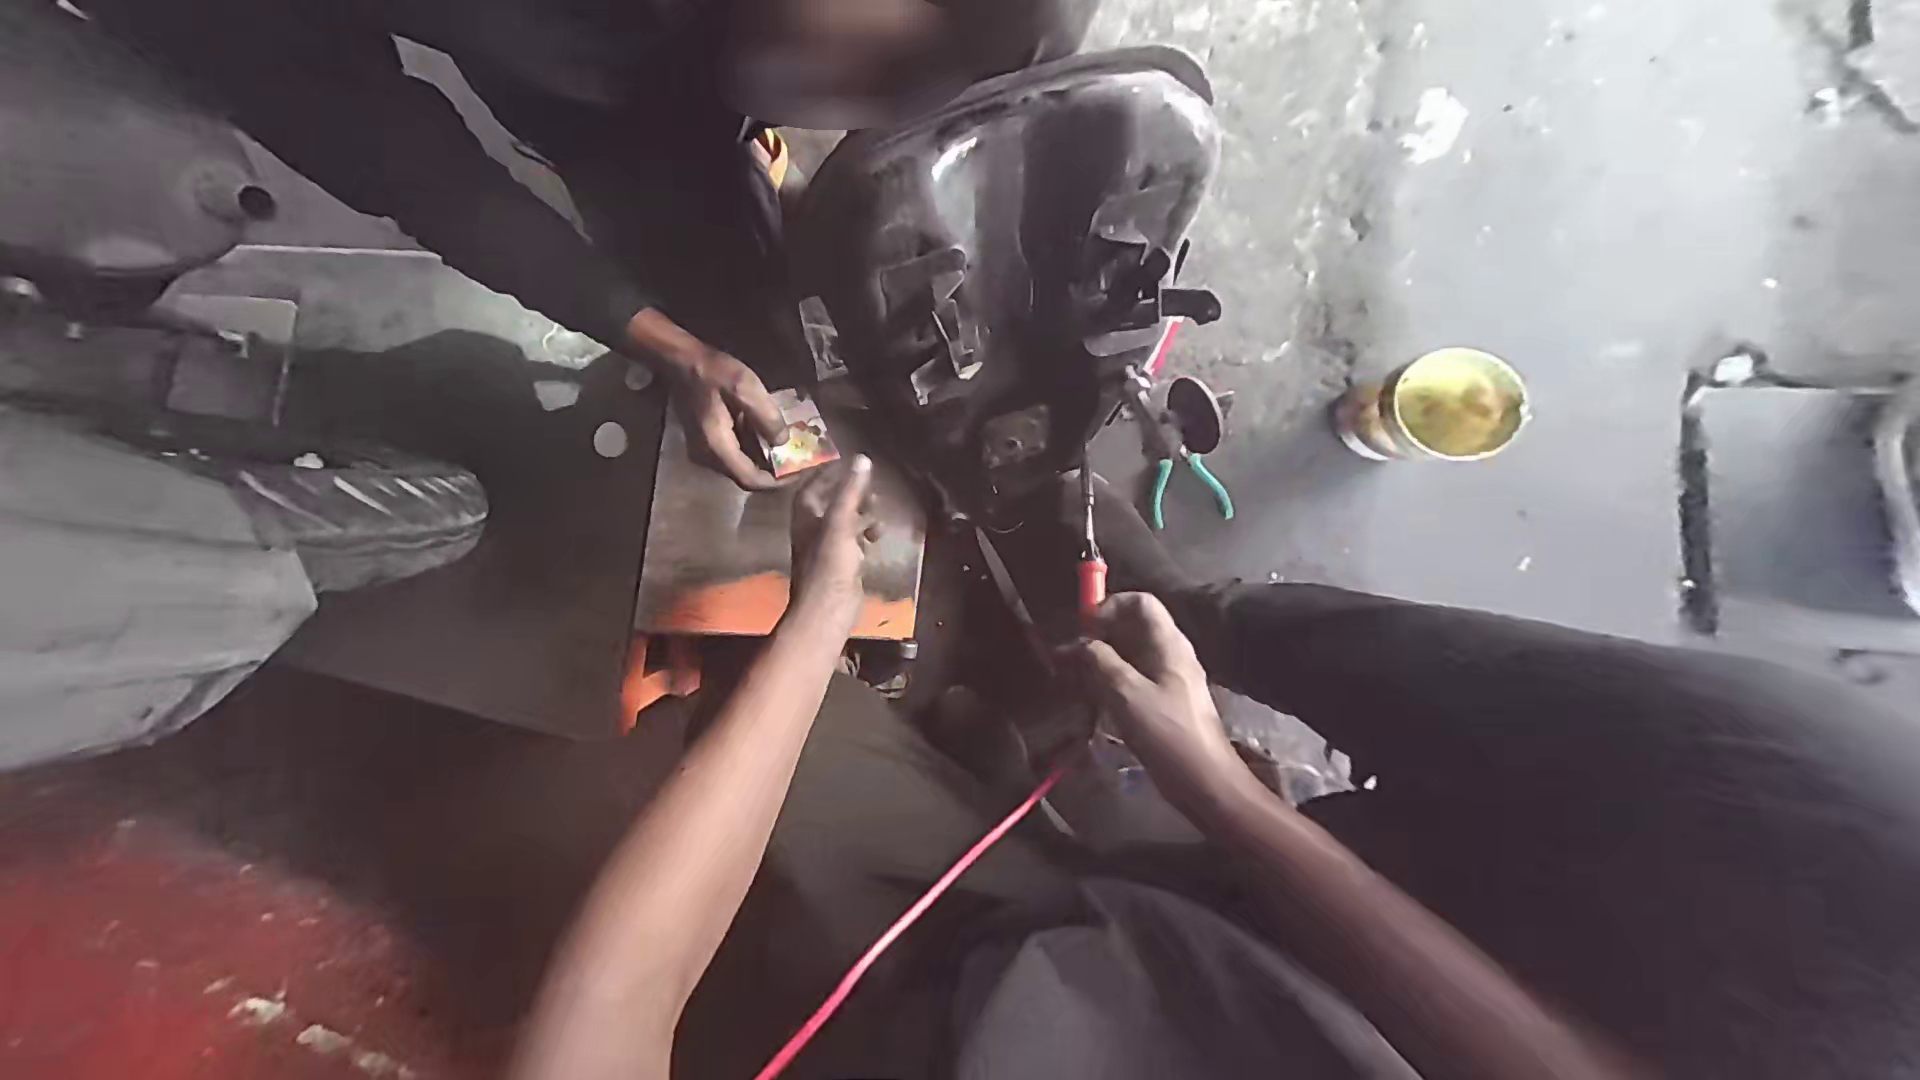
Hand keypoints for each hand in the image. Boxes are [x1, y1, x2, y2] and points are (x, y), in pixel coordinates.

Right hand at [626, 309, 786, 490]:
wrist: (678, 359)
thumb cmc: (710, 371)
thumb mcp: (744, 388)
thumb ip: (766, 417)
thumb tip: (783, 441)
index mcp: (717, 448)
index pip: (751, 480)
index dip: (778, 481)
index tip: (800, 471)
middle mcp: (708, 456)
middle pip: (747, 477)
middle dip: (775, 471)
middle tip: (799, 459)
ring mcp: (705, 450)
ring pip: (742, 466)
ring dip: (766, 460)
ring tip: (790, 448)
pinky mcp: (707, 441)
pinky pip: (736, 453)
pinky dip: (755, 449)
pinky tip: (770, 435)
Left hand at [787, 455, 876, 636]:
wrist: (828, 609)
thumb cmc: (829, 564)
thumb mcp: (841, 522)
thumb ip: (851, 491)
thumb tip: (862, 459)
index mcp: (805, 516)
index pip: (813, 485)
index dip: (828, 473)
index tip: (847, 463)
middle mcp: (814, 528)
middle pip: (833, 501)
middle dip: (853, 494)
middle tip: (870, 490)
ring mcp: (829, 546)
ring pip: (848, 520)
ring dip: (863, 514)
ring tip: (877, 513)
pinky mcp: (843, 562)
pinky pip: (856, 539)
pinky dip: (867, 534)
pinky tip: (877, 537)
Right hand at [1071, 593, 1246, 810]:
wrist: (1206, 784)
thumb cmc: (1168, 734)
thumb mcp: (1126, 694)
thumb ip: (1099, 661)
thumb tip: (1078, 644)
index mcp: (1168, 643)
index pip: (1139, 602)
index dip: (1109, 606)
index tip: (1083, 628)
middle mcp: (1169, 654)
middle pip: (1129, 627)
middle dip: (1096, 637)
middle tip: (1069, 658)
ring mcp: (1167, 678)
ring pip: (1127, 654)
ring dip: (1098, 661)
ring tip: (1072, 679)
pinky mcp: (1161, 701)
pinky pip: (1130, 678)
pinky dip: (1107, 681)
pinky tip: (1090, 700)